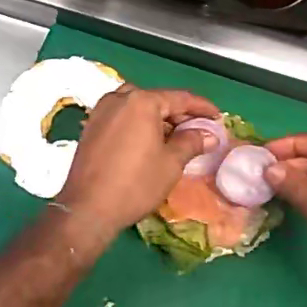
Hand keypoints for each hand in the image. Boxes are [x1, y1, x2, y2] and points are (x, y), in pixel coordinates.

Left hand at [55, 85, 219, 244]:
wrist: (88, 209)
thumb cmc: (136, 184)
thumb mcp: (171, 163)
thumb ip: (192, 142)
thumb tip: (209, 134)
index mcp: (142, 101)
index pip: (180, 98)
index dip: (202, 107)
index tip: (217, 116)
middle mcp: (119, 98)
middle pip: (156, 99)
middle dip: (178, 113)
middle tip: (198, 129)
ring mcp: (101, 111)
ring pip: (137, 106)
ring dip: (157, 117)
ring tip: (174, 136)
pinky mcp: (91, 127)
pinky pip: (122, 116)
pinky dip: (138, 123)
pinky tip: (148, 142)